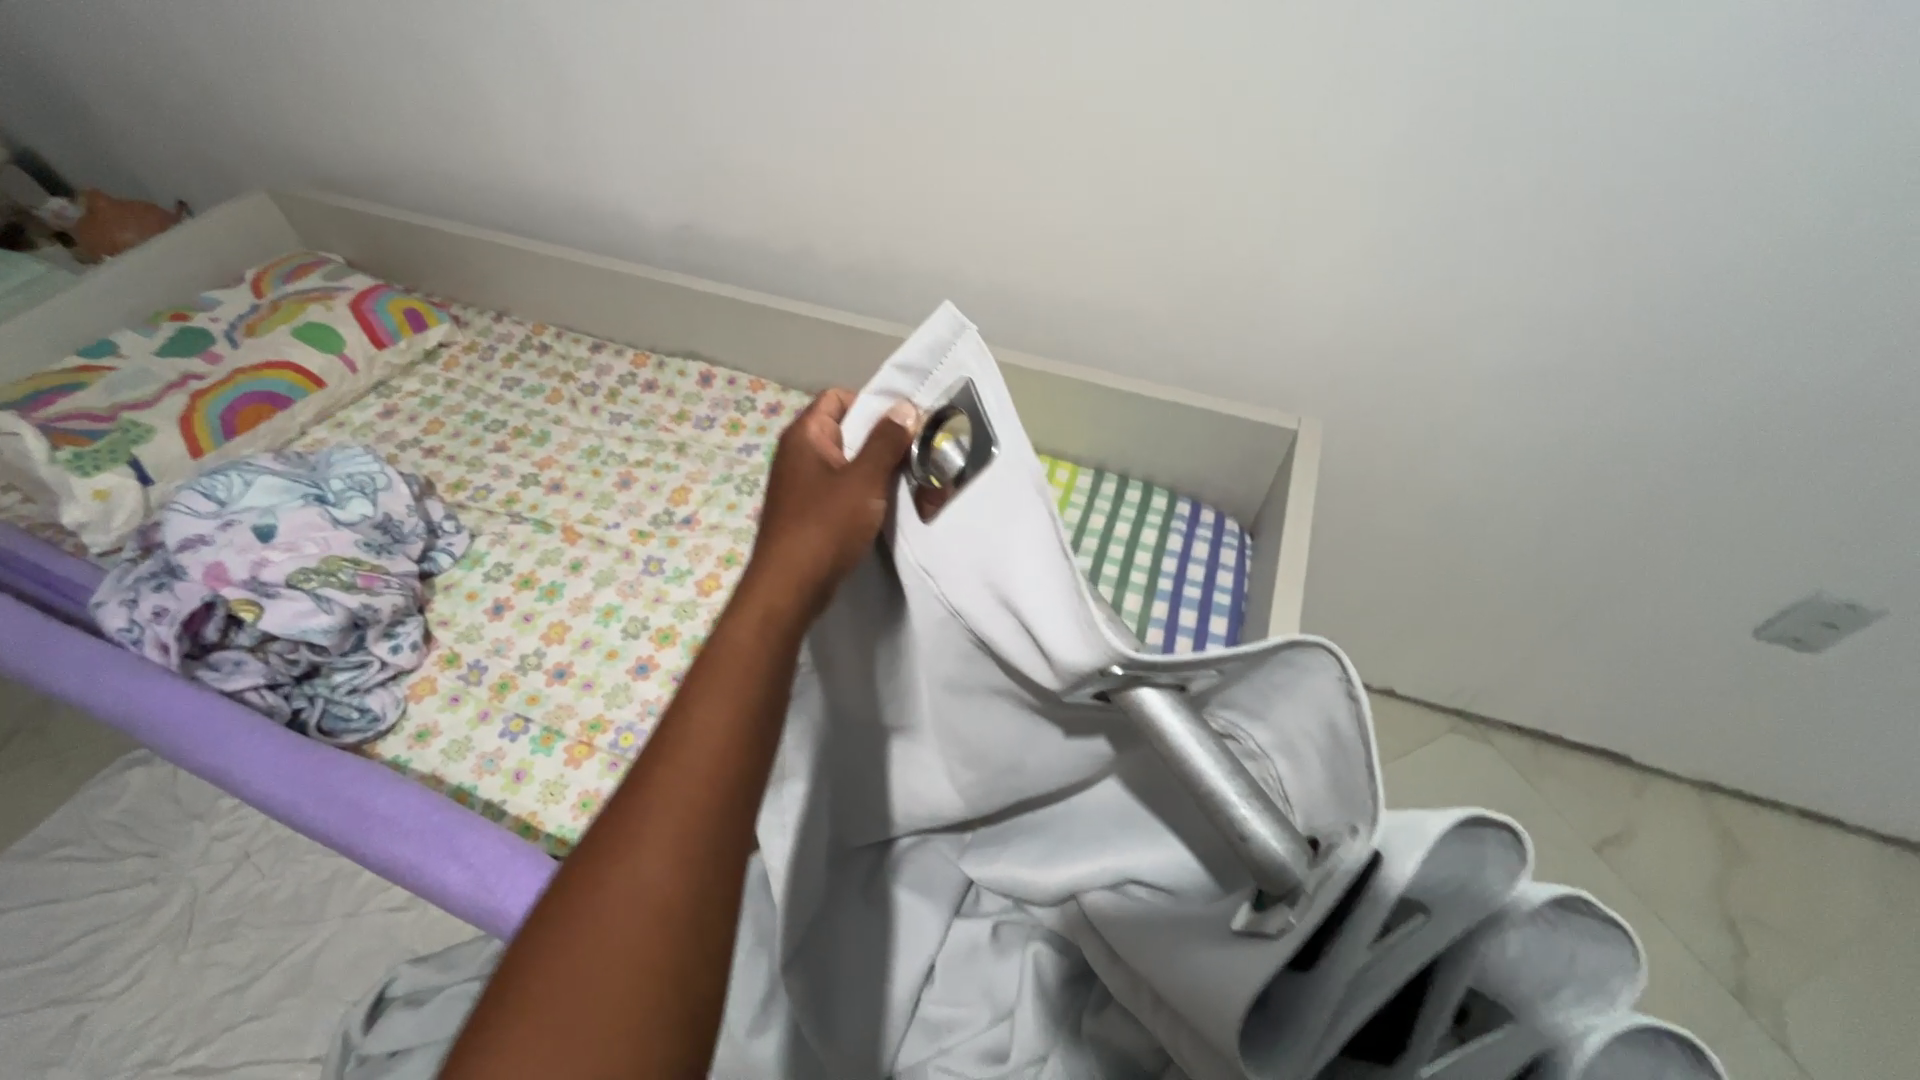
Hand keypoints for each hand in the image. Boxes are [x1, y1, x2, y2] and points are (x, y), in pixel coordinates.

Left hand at [744, 388, 918, 620]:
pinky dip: (866, 494)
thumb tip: (905, 407)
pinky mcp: (811, 512)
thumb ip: (886, 441)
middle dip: (884, 441)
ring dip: (879, 471)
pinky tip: (888, 507)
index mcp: (805, 435)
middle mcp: (800, 454)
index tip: (906, 425)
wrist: (790, 587)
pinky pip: (843, 490)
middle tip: (918, 454)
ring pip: (849, 463)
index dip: (873, 404)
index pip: (839, 397)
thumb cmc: (824, 526)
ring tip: (911, 482)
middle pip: (848, 430)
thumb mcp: (863, 480)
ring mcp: (804, 485)